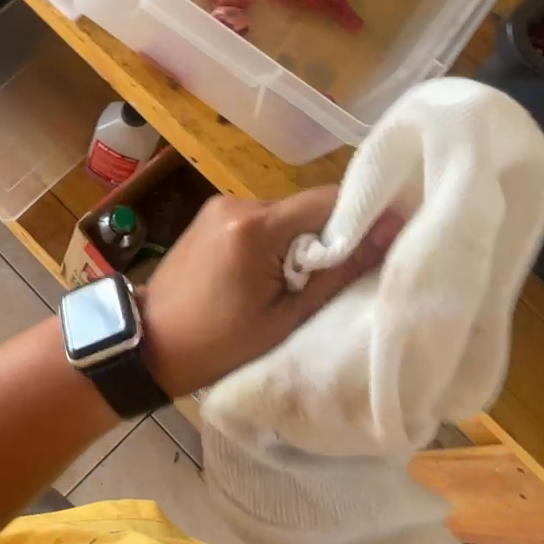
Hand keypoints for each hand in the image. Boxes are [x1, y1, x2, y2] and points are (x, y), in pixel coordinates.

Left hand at [138, 186, 399, 395]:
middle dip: (331, 235)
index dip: (365, 217)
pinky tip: (272, 273)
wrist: (151, 342)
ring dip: (302, 240)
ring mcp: (220, 206)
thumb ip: (339, 272)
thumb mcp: (287, 316)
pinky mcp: (211, 216)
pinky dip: (276, 241)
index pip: (329, 200)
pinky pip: (261, 220)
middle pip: (307, 206)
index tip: (390, 240)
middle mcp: (236, 202)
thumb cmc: (218, 343)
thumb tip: (392, 230)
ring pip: (285, 213)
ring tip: (302, 281)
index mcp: (254, 226)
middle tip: (343, 275)